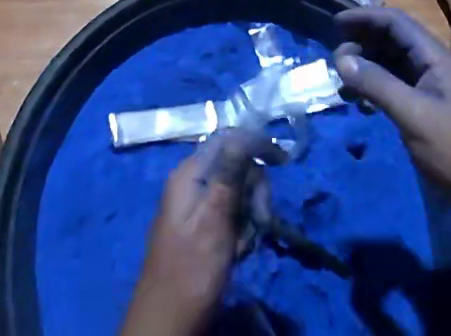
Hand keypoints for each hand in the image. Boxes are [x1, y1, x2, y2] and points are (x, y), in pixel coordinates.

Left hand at [119, 129, 273, 335]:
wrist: (169, 319)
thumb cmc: (192, 269)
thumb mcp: (214, 219)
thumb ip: (228, 175)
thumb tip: (241, 133)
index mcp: (189, 173)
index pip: (227, 140)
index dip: (255, 145)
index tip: (282, 161)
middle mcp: (191, 181)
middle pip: (236, 167)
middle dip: (254, 192)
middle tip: (258, 221)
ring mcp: (195, 204)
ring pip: (237, 193)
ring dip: (249, 216)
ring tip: (243, 245)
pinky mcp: (201, 226)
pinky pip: (230, 215)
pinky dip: (240, 231)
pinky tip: (237, 252)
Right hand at [333, 6, 450, 214]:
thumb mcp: (415, 117)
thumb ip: (378, 84)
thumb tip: (342, 59)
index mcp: (437, 59)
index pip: (397, 22)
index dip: (365, 17)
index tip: (334, 24)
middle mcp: (434, 67)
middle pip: (393, 39)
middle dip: (362, 40)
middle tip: (335, 58)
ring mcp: (432, 90)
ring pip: (391, 62)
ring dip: (365, 63)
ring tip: (342, 78)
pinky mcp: (427, 111)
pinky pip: (394, 85)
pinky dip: (373, 85)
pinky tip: (358, 100)